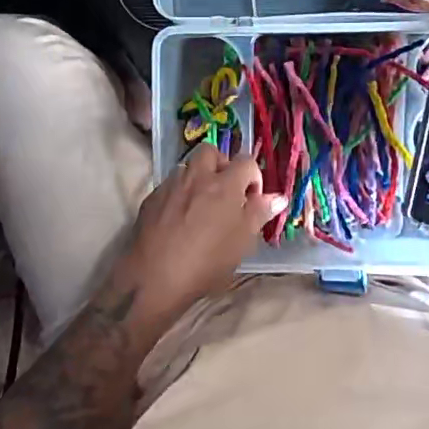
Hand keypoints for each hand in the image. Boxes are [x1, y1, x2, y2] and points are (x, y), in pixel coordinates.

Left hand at [113, 144, 285, 315]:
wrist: (154, 277)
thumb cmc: (207, 262)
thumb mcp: (242, 242)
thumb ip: (259, 214)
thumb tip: (278, 197)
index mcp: (224, 185)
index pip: (246, 162)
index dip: (253, 178)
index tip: (252, 199)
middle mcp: (197, 177)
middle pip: (211, 152)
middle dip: (221, 165)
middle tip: (225, 191)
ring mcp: (171, 185)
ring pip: (188, 167)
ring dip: (199, 178)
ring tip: (202, 205)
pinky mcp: (151, 198)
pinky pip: (170, 185)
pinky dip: (179, 193)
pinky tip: (179, 218)